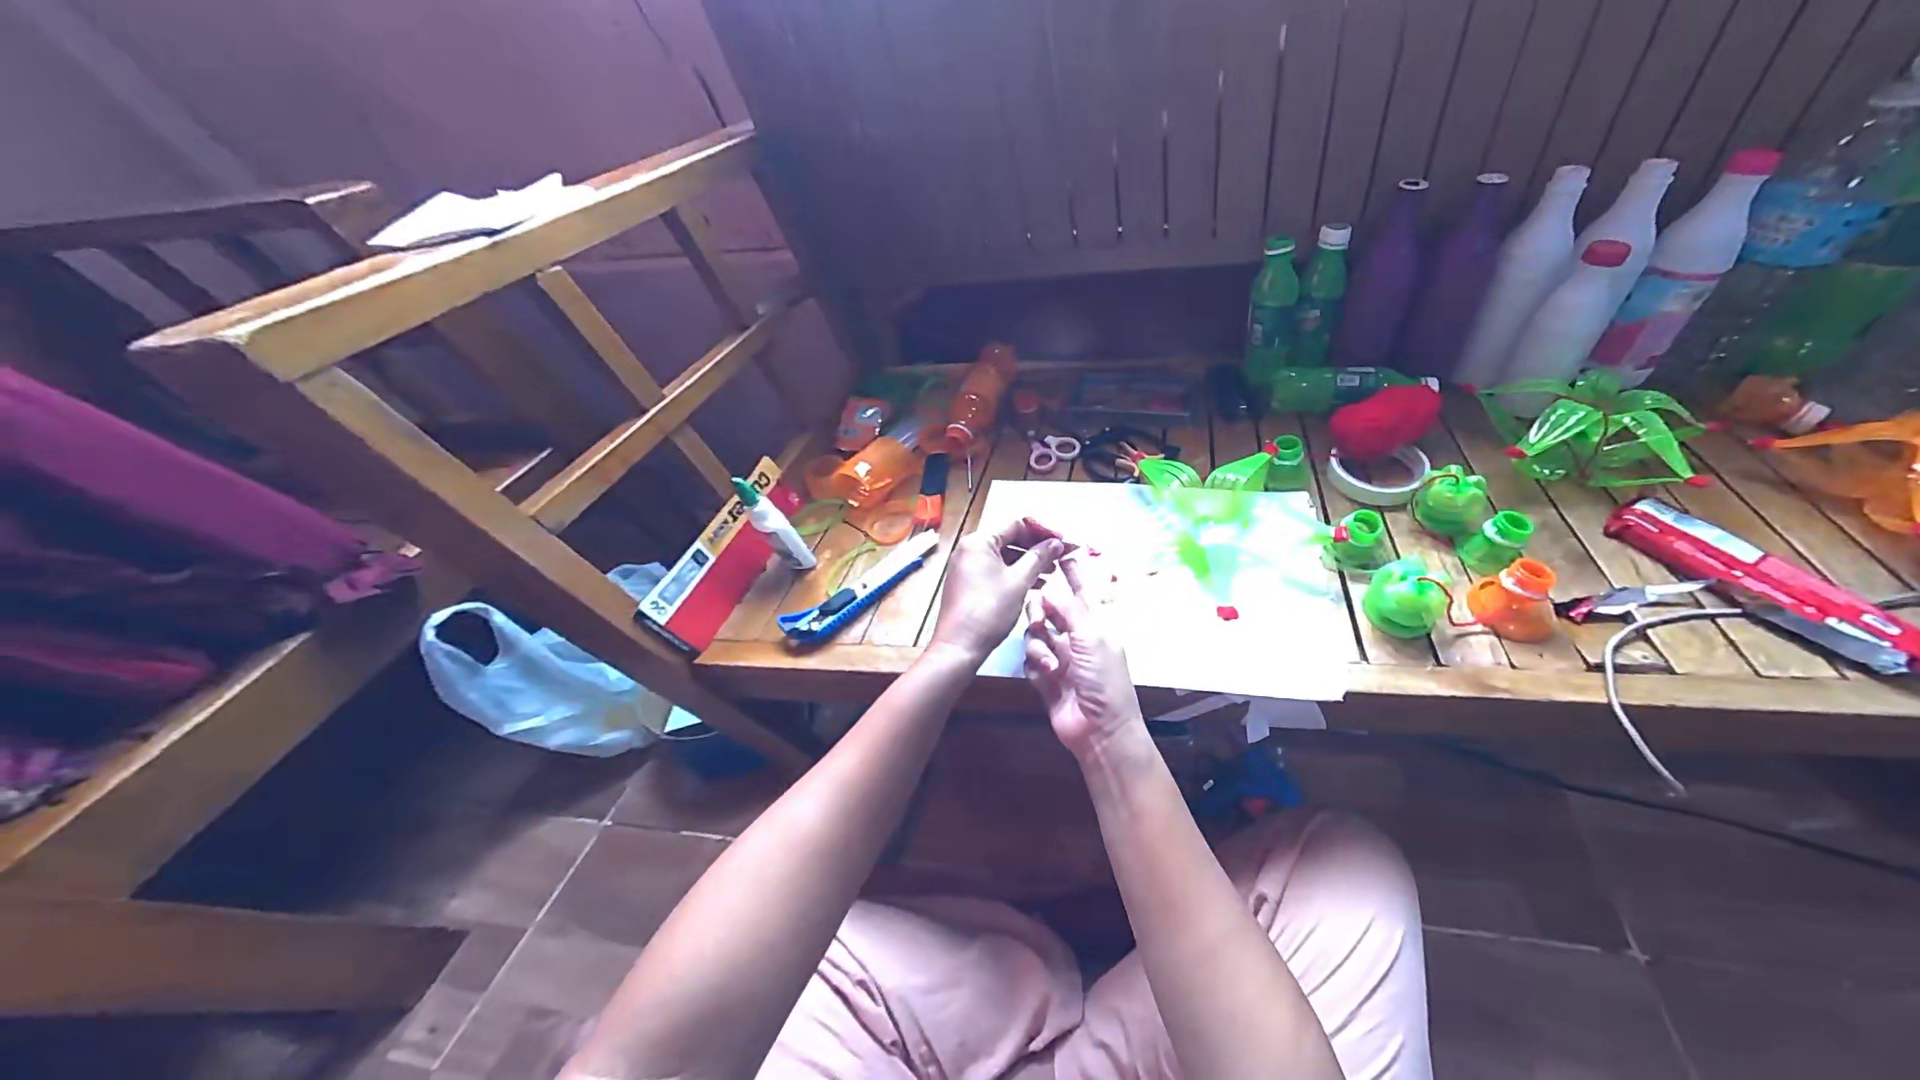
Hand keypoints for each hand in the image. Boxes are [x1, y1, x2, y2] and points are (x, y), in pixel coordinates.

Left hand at [928, 517, 1066, 661]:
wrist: (959, 645)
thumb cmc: (989, 610)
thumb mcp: (1019, 581)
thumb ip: (1039, 557)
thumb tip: (1056, 543)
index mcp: (978, 541)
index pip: (1016, 525)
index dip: (1042, 532)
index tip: (1063, 542)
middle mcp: (969, 549)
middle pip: (1009, 539)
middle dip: (1036, 548)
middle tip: (1060, 557)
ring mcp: (966, 566)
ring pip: (1003, 556)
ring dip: (1027, 562)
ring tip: (1051, 572)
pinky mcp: (967, 583)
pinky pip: (995, 570)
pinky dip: (1014, 574)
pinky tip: (1034, 584)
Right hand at [1024, 558, 1144, 759]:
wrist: (1099, 731)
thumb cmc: (1104, 680)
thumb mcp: (1091, 638)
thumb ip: (1069, 610)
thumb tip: (1047, 591)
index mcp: (1095, 625)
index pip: (1080, 591)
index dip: (1071, 573)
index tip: (1059, 553)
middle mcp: (1076, 638)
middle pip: (1049, 612)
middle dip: (1040, 613)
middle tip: (1039, 621)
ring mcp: (1060, 659)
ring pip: (1035, 636)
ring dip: (1038, 647)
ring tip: (1048, 664)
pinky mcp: (1045, 679)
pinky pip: (1029, 661)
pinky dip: (1034, 666)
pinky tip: (1044, 677)